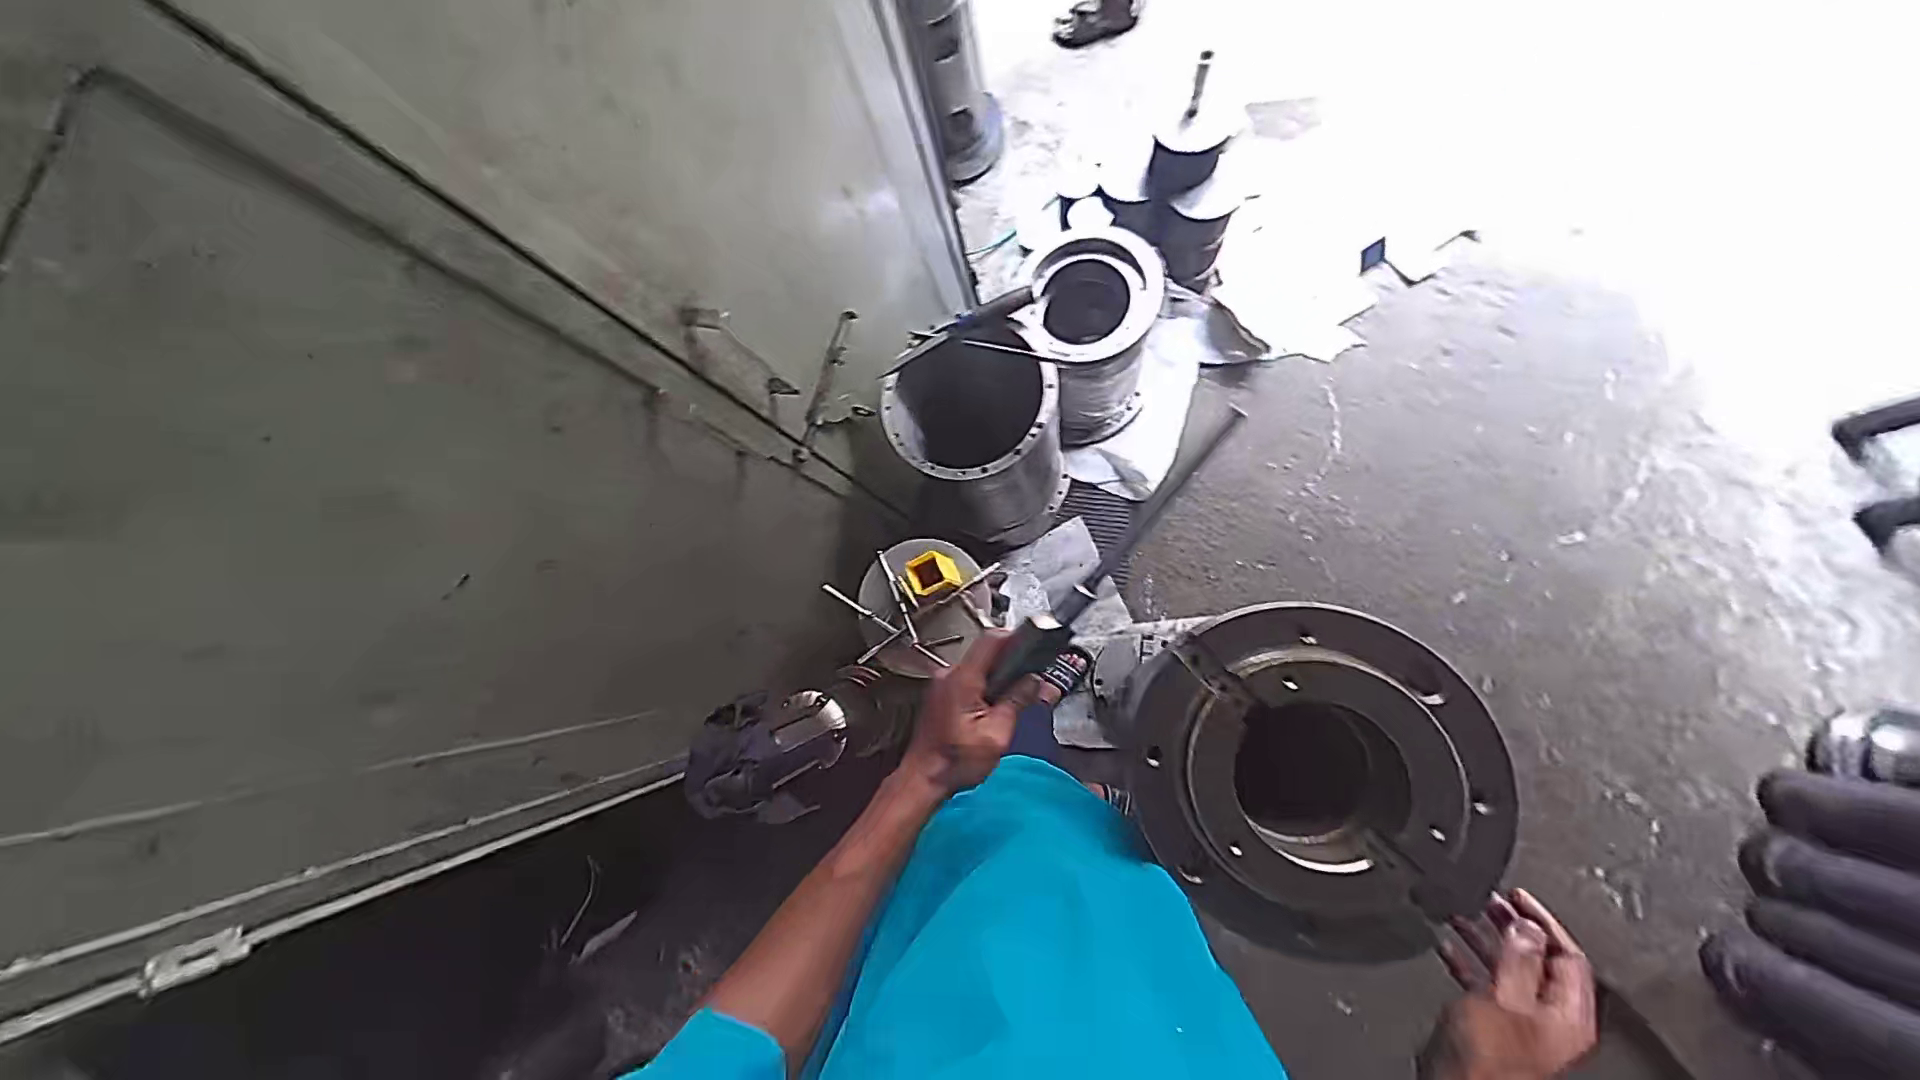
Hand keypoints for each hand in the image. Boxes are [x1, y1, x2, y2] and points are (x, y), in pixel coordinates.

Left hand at [899, 630, 1046, 793]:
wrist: (924, 779)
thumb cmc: (953, 763)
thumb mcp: (997, 734)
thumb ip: (1016, 702)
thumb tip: (1033, 682)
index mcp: (962, 680)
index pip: (991, 641)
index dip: (1015, 638)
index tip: (1033, 643)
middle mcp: (949, 676)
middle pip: (986, 653)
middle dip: (1011, 664)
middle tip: (1031, 678)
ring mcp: (943, 684)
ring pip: (979, 667)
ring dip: (998, 677)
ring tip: (1013, 698)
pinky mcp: (942, 694)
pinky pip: (969, 679)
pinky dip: (985, 687)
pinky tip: (993, 706)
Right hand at [1422, 889, 1597, 1079]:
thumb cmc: (1488, 1059)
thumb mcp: (1504, 999)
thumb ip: (1518, 961)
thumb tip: (1528, 927)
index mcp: (1567, 1016)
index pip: (1569, 957)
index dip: (1544, 922)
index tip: (1517, 895)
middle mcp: (1549, 1017)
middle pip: (1539, 960)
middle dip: (1514, 925)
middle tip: (1490, 898)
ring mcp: (1520, 1020)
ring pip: (1509, 967)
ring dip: (1486, 937)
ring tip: (1463, 911)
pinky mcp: (1491, 1021)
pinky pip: (1485, 980)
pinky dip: (1467, 958)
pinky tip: (1447, 946)